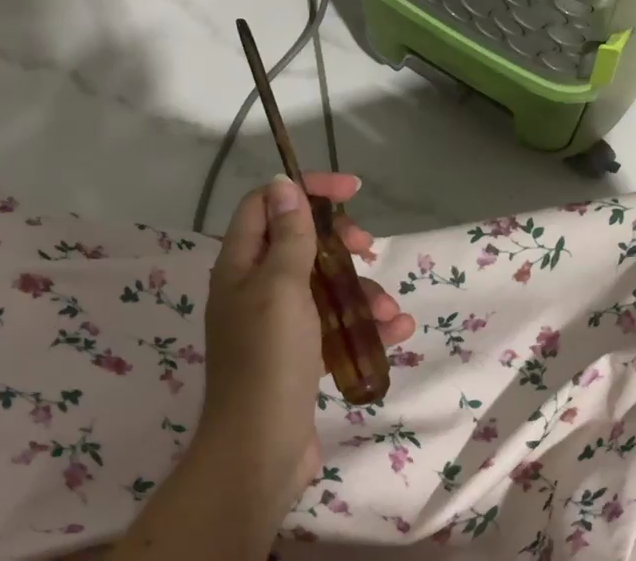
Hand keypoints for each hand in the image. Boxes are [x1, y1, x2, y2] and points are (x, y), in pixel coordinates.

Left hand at [196, 173, 414, 521]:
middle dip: (339, 241)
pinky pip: (334, 325)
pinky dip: (363, 324)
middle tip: (367, 246)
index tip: (351, 190)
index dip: (305, 189)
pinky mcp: (299, 356)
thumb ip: (288, 235)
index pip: (266, 203)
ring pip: (323, 285)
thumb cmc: (269, 359)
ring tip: (387, 309)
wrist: (260, 452)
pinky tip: (395, 331)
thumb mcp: (280, 286)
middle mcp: (255, 288)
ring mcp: (277, 324)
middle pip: (300, 241)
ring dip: (360, 288)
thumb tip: (283, 183)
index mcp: (240, 265)